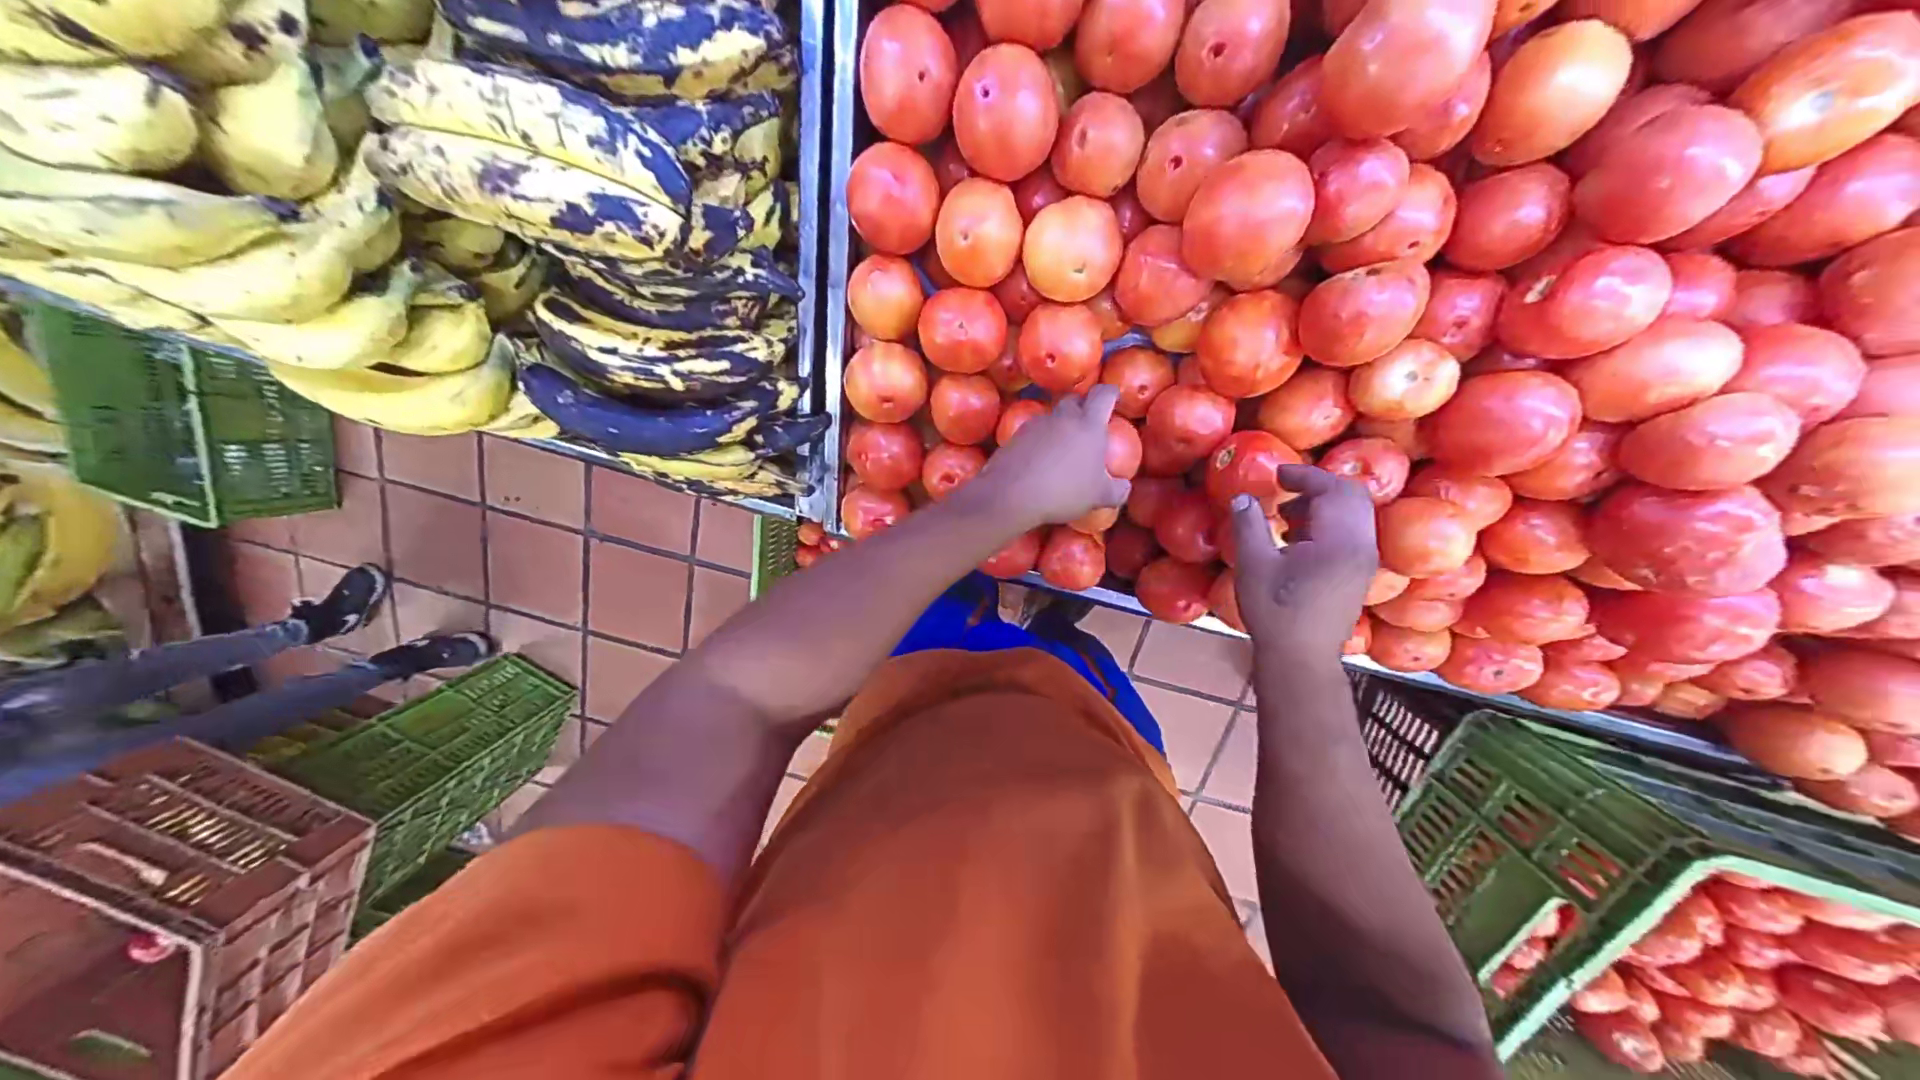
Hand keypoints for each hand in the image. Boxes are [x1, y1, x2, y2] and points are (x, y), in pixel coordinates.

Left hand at [970, 385, 1131, 530]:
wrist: (1011, 494)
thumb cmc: (1063, 491)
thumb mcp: (1098, 497)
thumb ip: (1117, 490)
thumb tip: (1124, 486)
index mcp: (1089, 424)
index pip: (1103, 395)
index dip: (1110, 393)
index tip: (1113, 397)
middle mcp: (1062, 417)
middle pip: (1074, 399)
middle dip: (1082, 406)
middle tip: (1087, 423)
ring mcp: (1036, 424)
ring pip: (1051, 416)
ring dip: (1059, 425)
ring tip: (1062, 446)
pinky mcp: (1015, 436)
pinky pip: (1032, 432)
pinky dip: (1039, 440)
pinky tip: (1039, 460)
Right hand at [1228, 465, 1377, 664]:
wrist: (1301, 659)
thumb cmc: (1275, 612)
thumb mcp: (1254, 565)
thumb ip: (1249, 525)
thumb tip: (1242, 497)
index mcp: (1339, 541)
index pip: (1333, 490)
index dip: (1305, 475)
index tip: (1278, 474)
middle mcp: (1361, 547)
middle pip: (1353, 496)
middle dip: (1318, 486)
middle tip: (1285, 489)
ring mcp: (1364, 561)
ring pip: (1355, 514)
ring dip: (1323, 505)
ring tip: (1286, 517)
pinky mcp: (1360, 574)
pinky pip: (1352, 532)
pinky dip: (1328, 523)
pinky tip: (1297, 540)